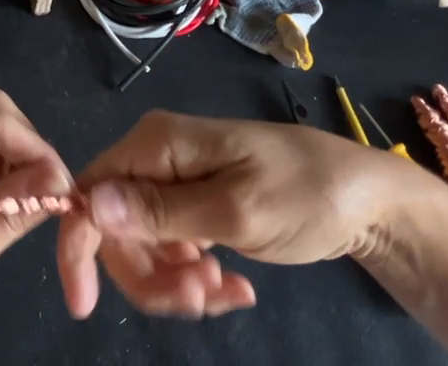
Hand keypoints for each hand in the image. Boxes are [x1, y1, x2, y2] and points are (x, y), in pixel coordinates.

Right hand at [56, 110, 417, 318]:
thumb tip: (89, 205)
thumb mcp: (234, 210)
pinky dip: (195, 277)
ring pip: (144, 246)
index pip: (91, 191)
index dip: (78, 244)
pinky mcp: (195, 204)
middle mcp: (157, 157)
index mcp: (156, 143)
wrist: (368, 199)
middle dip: (149, 275)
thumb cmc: (305, 193)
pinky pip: (173, 249)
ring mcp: (176, 181)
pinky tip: (235, 288)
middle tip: (198, 302)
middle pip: (116, 228)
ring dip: (177, 282)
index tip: (82, 303)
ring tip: (225, 294)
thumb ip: (160, 212)